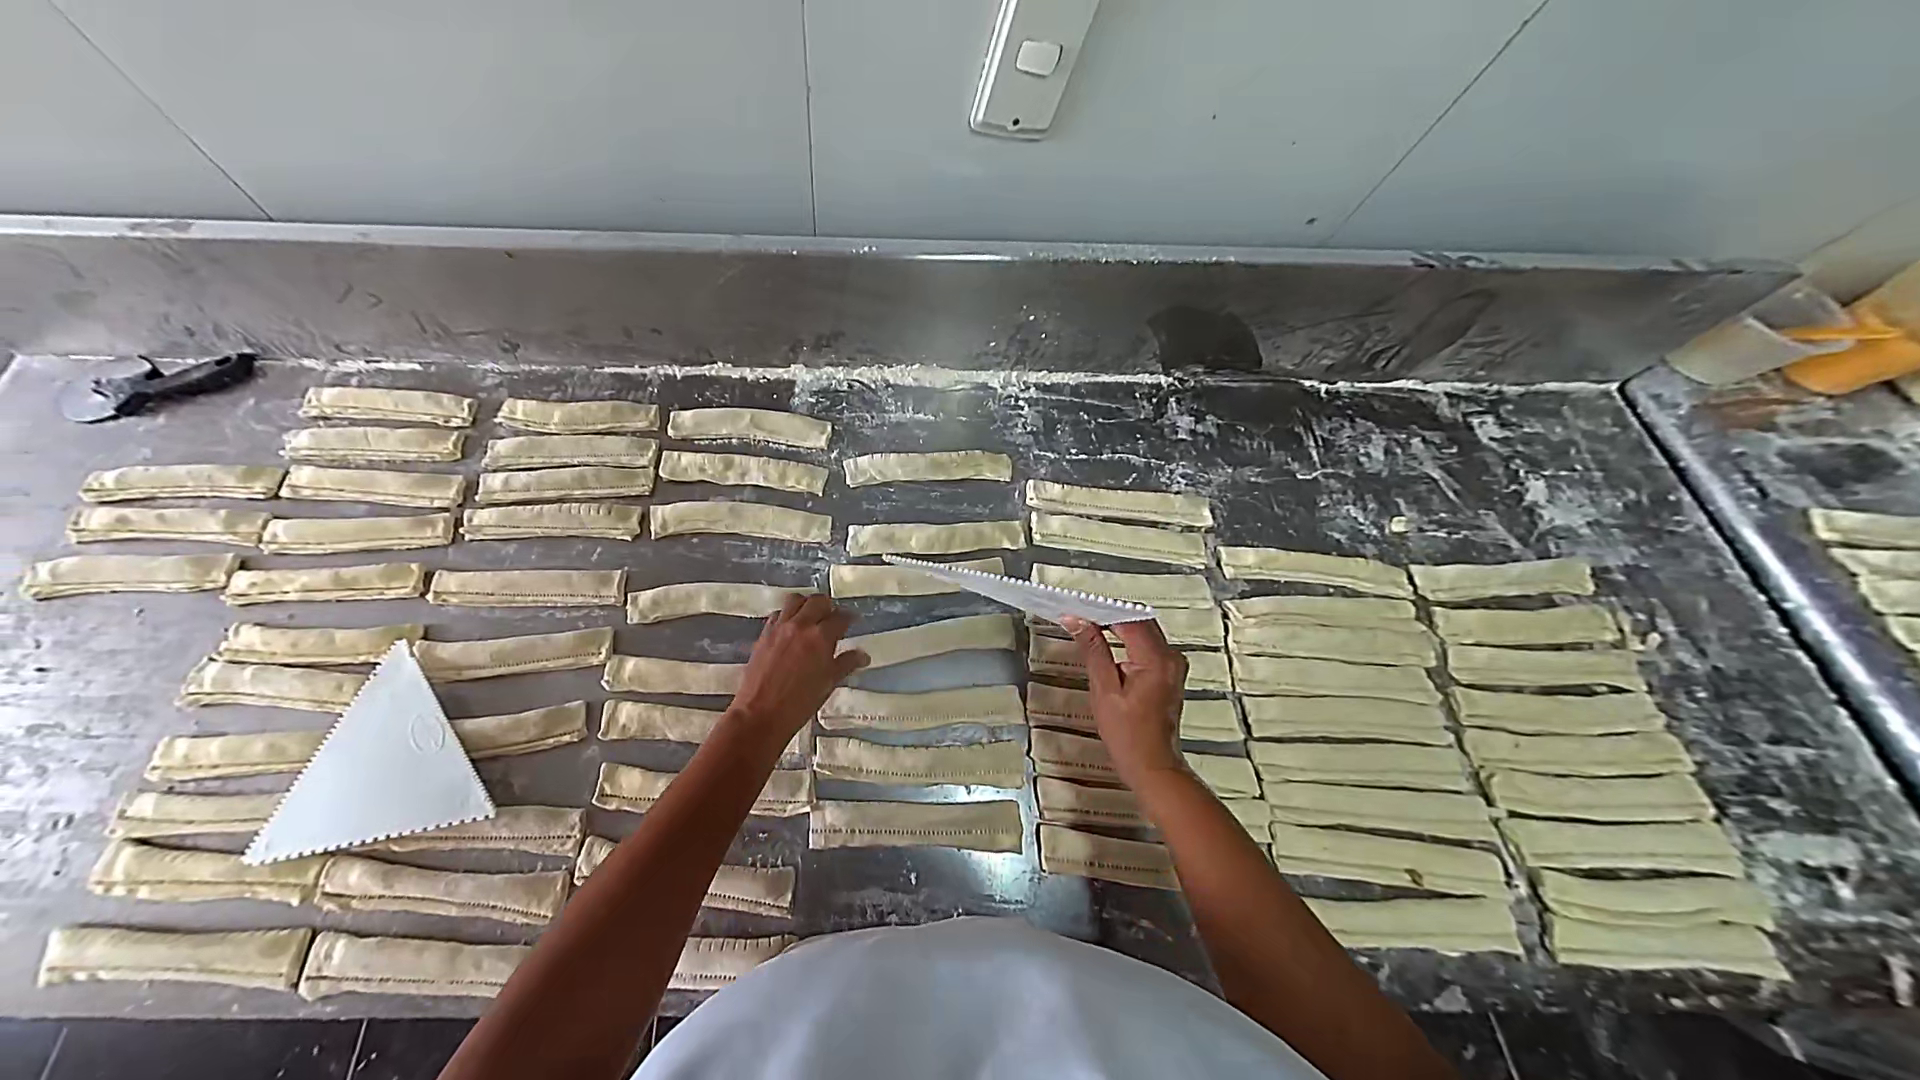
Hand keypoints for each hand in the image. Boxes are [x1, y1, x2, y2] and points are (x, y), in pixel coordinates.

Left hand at [727, 594, 867, 746]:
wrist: (761, 714)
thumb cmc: (799, 703)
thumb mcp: (829, 683)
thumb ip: (846, 664)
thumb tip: (862, 656)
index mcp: (821, 637)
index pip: (840, 617)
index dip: (849, 618)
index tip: (852, 621)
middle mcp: (800, 626)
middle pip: (818, 601)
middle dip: (828, 606)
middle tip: (832, 617)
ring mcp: (780, 628)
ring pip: (795, 600)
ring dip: (806, 605)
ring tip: (810, 617)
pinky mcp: (764, 634)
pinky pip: (777, 614)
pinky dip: (786, 615)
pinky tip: (790, 628)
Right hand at [1060, 617, 1185, 784]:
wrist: (1152, 765)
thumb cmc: (1130, 737)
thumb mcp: (1104, 690)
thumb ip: (1093, 650)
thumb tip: (1079, 623)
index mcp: (1156, 660)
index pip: (1128, 619)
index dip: (1100, 611)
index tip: (1078, 610)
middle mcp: (1171, 658)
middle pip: (1138, 621)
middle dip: (1109, 616)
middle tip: (1081, 617)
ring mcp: (1173, 665)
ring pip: (1144, 630)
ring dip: (1118, 627)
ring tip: (1090, 629)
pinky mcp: (1170, 672)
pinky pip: (1148, 645)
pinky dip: (1127, 641)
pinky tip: (1107, 646)